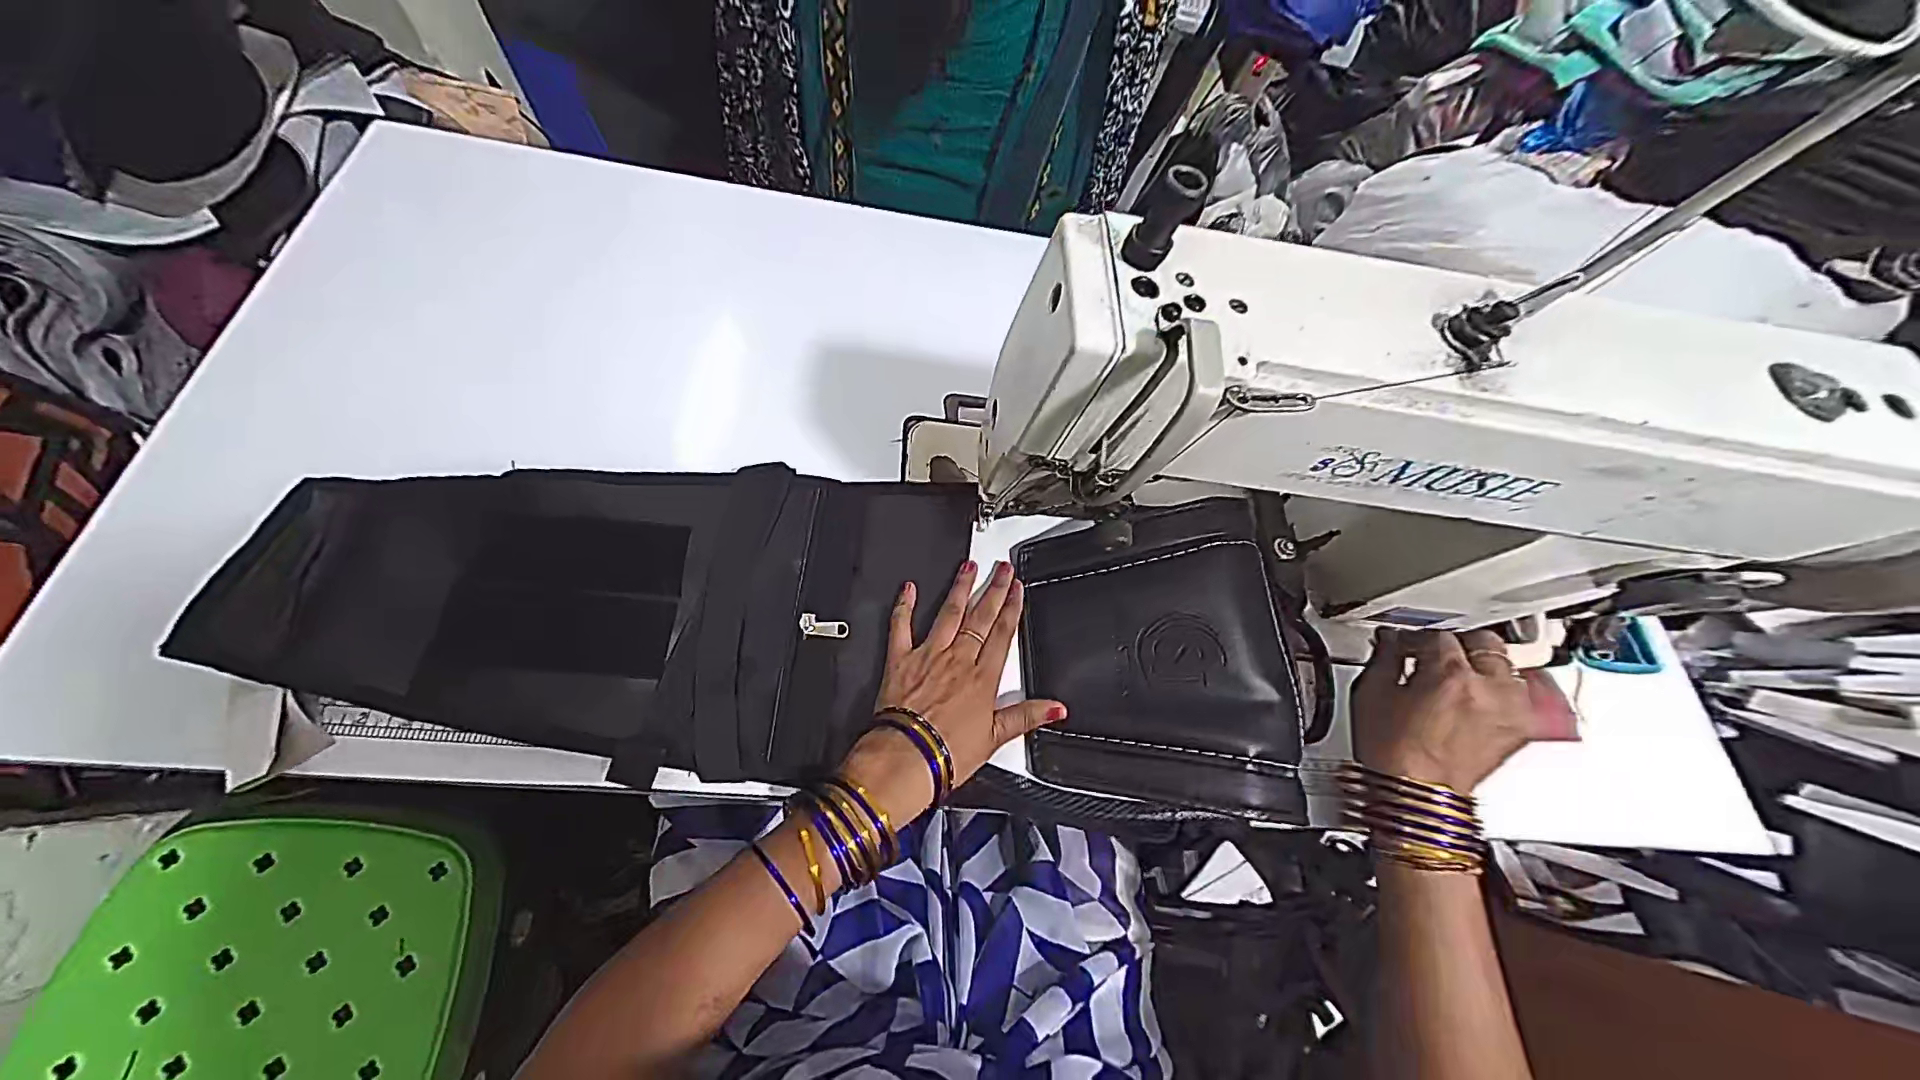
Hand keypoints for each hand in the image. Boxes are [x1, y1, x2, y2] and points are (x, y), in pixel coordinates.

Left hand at [839, 560, 1066, 820]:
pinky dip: (904, 606)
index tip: (1016, 588)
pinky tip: (909, 589)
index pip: (1002, 633)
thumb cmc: (946, 753)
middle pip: (981, 617)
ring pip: (949, 613)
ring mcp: (929, 656)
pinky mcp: (901, 660)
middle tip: (1002, 568)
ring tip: (969, 568)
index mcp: (982, 678)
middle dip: (994, 589)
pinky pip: (902, 626)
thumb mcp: (995, 738)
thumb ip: (1026, 717)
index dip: (1011, 607)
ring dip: (960, 588)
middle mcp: (957, 661)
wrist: (907, 758)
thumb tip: (1055, 709)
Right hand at [1351, 628, 1574, 793]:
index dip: (1414, 638)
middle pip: (1484, 642)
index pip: (1436, 636)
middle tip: (1436, 652)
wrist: (1416, 792)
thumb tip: (1392, 642)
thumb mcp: (1372, 692)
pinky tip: (1480, 693)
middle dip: (1457, 643)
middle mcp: (1489, 689)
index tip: (1404, 645)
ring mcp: (1510, 710)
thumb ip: (1385, 657)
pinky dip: (1503, 689)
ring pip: (1508, 666)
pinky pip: (1521, 695)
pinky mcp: (1521, 729)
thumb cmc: (1393, 752)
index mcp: (1449, 674)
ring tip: (1461, 672)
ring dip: (1484, 664)